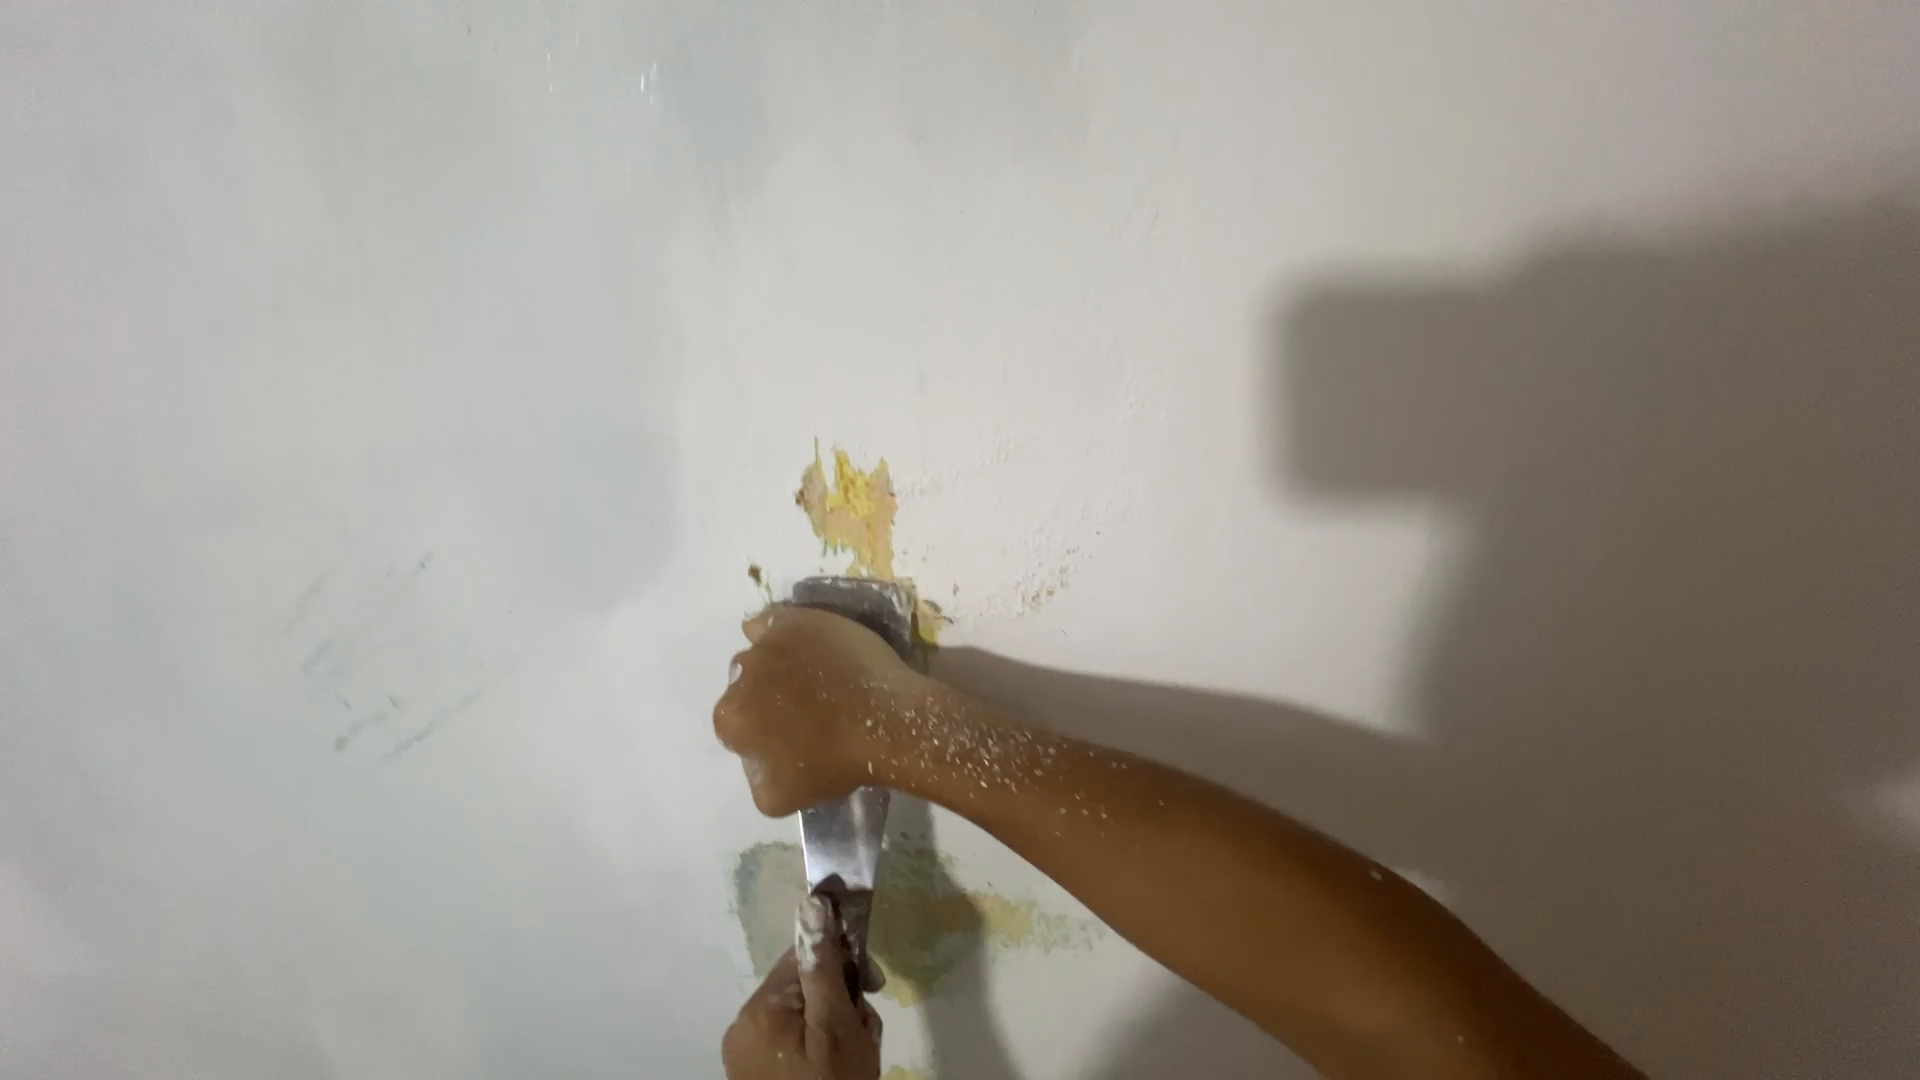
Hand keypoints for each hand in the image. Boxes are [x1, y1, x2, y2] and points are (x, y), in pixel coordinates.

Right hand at [713, 605, 924, 816]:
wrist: (887, 721)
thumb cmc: (837, 763)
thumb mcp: (781, 798)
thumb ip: (754, 778)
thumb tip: (755, 760)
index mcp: (732, 718)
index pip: (735, 724)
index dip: (760, 729)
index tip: (787, 731)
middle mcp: (741, 675)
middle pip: (746, 684)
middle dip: (766, 694)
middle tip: (804, 704)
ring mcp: (769, 643)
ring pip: (761, 653)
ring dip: (775, 664)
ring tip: (811, 675)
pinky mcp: (798, 620)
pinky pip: (773, 622)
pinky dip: (777, 631)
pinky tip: (797, 641)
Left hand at [723, 894, 882, 1079]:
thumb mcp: (838, 1026)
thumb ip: (824, 965)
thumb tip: (812, 901)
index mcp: (760, 1008)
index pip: (804, 954)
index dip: (842, 960)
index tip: (872, 981)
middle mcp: (743, 1022)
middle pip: (802, 982)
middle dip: (840, 996)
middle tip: (866, 1026)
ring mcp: (745, 1050)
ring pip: (801, 1008)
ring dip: (833, 1019)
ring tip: (856, 1048)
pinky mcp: (753, 1070)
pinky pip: (791, 1035)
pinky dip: (817, 1040)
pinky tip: (836, 1062)